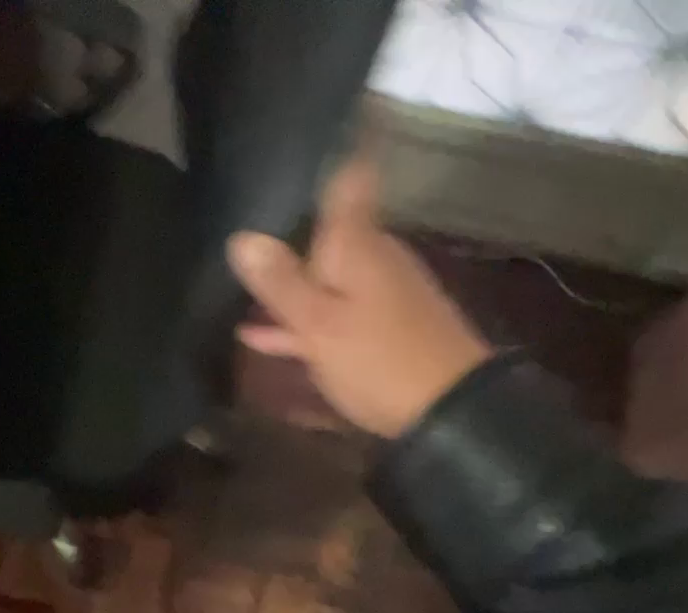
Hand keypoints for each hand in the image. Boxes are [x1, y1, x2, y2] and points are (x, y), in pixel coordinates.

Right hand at [226, 159, 491, 437]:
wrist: (449, 411)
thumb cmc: (378, 360)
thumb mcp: (319, 325)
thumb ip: (281, 282)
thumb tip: (242, 238)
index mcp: (356, 242)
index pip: (349, 176)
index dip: (336, 145)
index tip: (312, 125)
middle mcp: (373, 256)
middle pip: (328, 229)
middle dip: (288, 228)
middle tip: (238, 222)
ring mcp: (382, 292)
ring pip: (326, 275)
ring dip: (289, 283)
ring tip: (238, 288)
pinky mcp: (385, 327)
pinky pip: (335, 312)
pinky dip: (304, 320)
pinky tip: (263, 337)